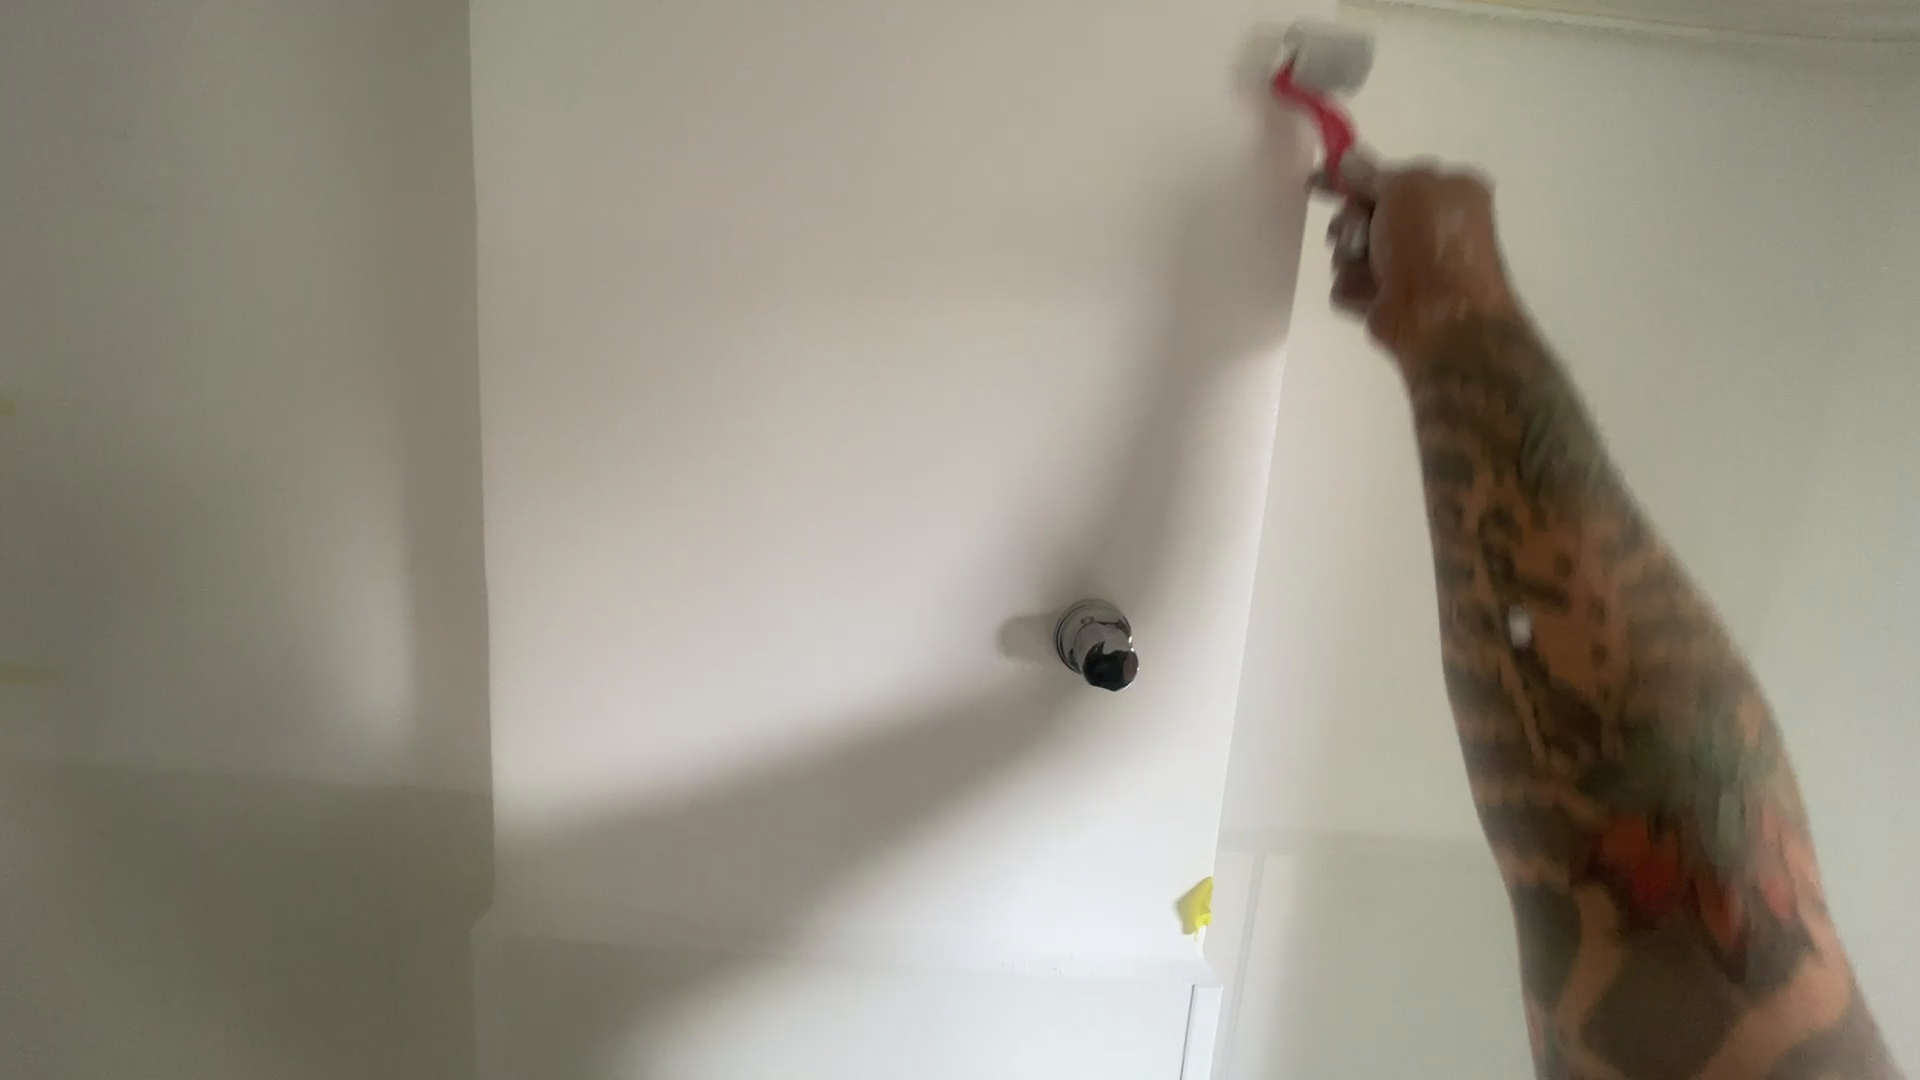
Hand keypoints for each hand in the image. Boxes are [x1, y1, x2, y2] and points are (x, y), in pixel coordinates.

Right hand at [1327, 163, 1517, 364]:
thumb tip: (1346, 159)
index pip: (1384, 177)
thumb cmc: (1432, 243)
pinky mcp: (1382, 296)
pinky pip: (1347, 284)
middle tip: (1358, 237)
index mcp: (1443, 191)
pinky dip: (1353, 288)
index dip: (1348, 179)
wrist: (1440, 315)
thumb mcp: (1407, 189)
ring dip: (1349, 260)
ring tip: (1370, 272)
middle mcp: (1425, 225)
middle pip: (1359, 215)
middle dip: (1349, 225)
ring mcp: (1402, 263)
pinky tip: (1372, 296)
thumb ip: (1373, 173)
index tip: (1315, 181)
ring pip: (1348, 252)